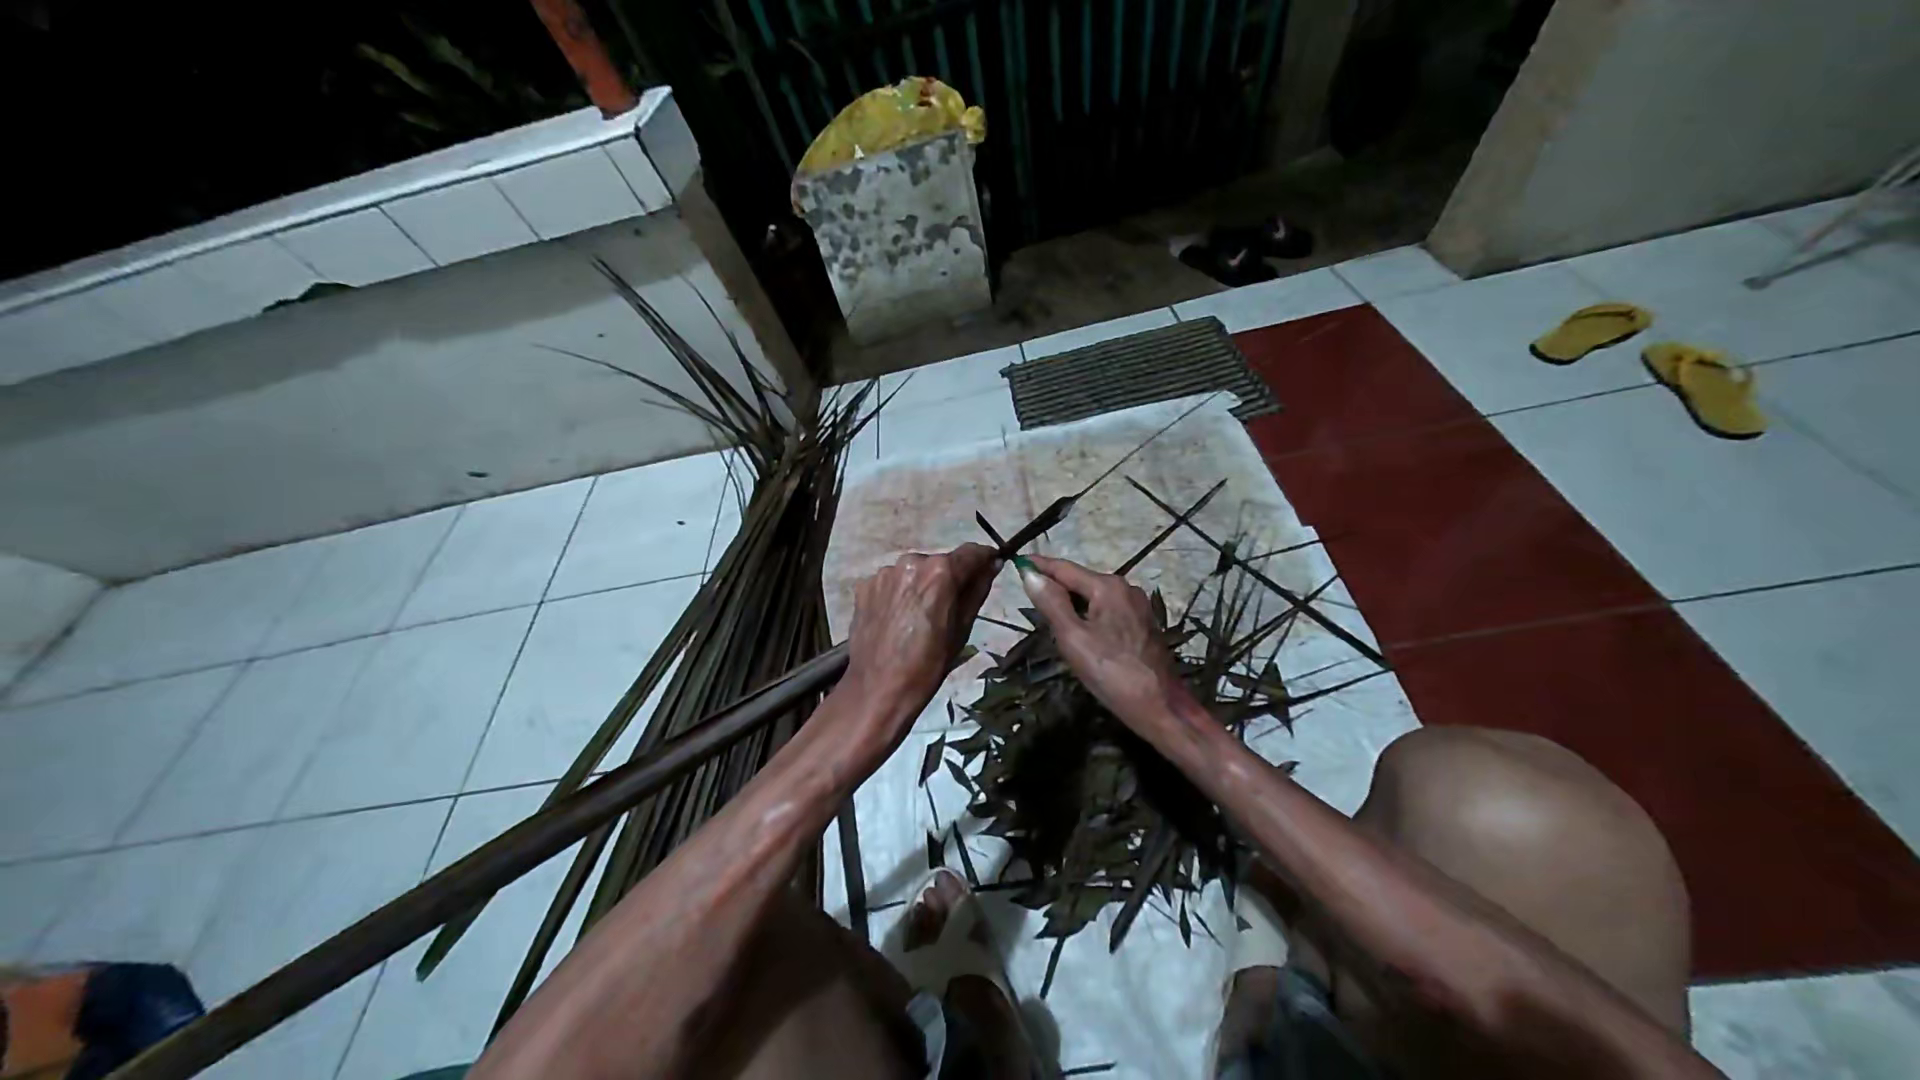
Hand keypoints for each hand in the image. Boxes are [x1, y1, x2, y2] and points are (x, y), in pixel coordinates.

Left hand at [842, 543, 998, 745]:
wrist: (878, 688)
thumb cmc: (928, 664)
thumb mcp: (962, 628)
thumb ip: (978, 589)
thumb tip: (993, 564)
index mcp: (939, 572)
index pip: (971, 552)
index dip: (984, 559)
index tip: (991, 567)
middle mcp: (910, 562)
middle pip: (940, 562)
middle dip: (949, 578)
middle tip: (949, 608)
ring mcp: (883, 573)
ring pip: (914, 572)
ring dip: (922, 586)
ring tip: (919, 617)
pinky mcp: (865, 586)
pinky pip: (892, 583)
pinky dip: (899, 594)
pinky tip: (897, 619)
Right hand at [1017, 555, 1192, 731]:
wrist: (1160, 706)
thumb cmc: (1111, 673)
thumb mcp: (1073, 638)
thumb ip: (1051, 603)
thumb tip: (1030, 574)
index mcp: (1108, 587)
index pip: (1065, 568)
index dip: (1039, 565)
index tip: (1017, 560)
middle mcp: (1126, 589)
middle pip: (1081, 581)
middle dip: (1055, 585)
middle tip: (1027, 593)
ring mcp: (1137, 607)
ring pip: (1094, 597)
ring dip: (1071, 602)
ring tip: (1047, 613)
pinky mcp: (1142, 624)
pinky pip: (1107, 611)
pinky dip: (1088, 614)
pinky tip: (1078, 630)